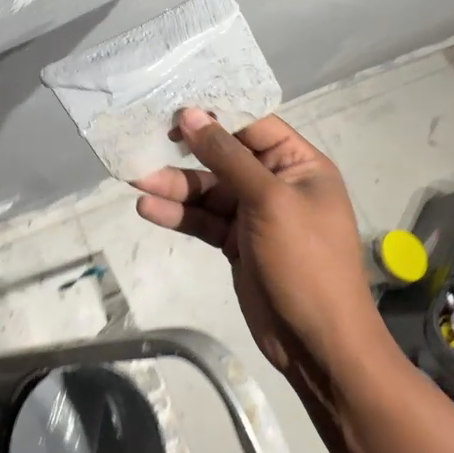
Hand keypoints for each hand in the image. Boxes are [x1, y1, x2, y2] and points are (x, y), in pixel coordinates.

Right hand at [132, 108, 375, 372]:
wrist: (319, 345)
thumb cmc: (306, 261)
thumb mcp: (269, 201)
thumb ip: (227, 156)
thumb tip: (190, 115)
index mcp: (299, 164)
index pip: (253, 124)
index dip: (215, 114)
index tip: (174, 107)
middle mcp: (277, 183)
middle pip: (224, 156)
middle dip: (186, 151)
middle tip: (145, 139)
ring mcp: (254, 214)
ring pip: (207, 189)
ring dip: (173, 185)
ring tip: (134, 178)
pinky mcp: (235, 242)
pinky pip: (202, 219)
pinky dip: (177, 214)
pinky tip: (148, 208)